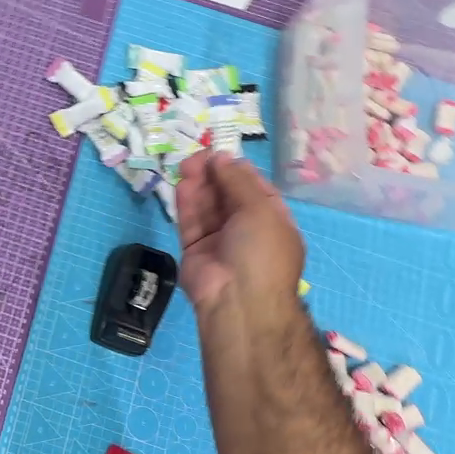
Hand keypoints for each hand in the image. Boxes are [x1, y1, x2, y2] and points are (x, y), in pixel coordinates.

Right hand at [175, 152, 304, 322]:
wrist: (237, 299)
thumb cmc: (261, 252)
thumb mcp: (260, 210)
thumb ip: (237, 181)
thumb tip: (221, 158)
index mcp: (273, 221)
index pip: (254, 189)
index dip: (237, 170)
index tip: (219, 153)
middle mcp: (246, 229)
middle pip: (227, 195)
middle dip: (213, 175)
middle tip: (196, 157)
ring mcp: (219, 240)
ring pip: (206, 207)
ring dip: (197, 185)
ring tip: (185, 166)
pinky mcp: (195, 249)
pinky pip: (190, 221)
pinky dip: (186, 203)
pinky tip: (181, 184)